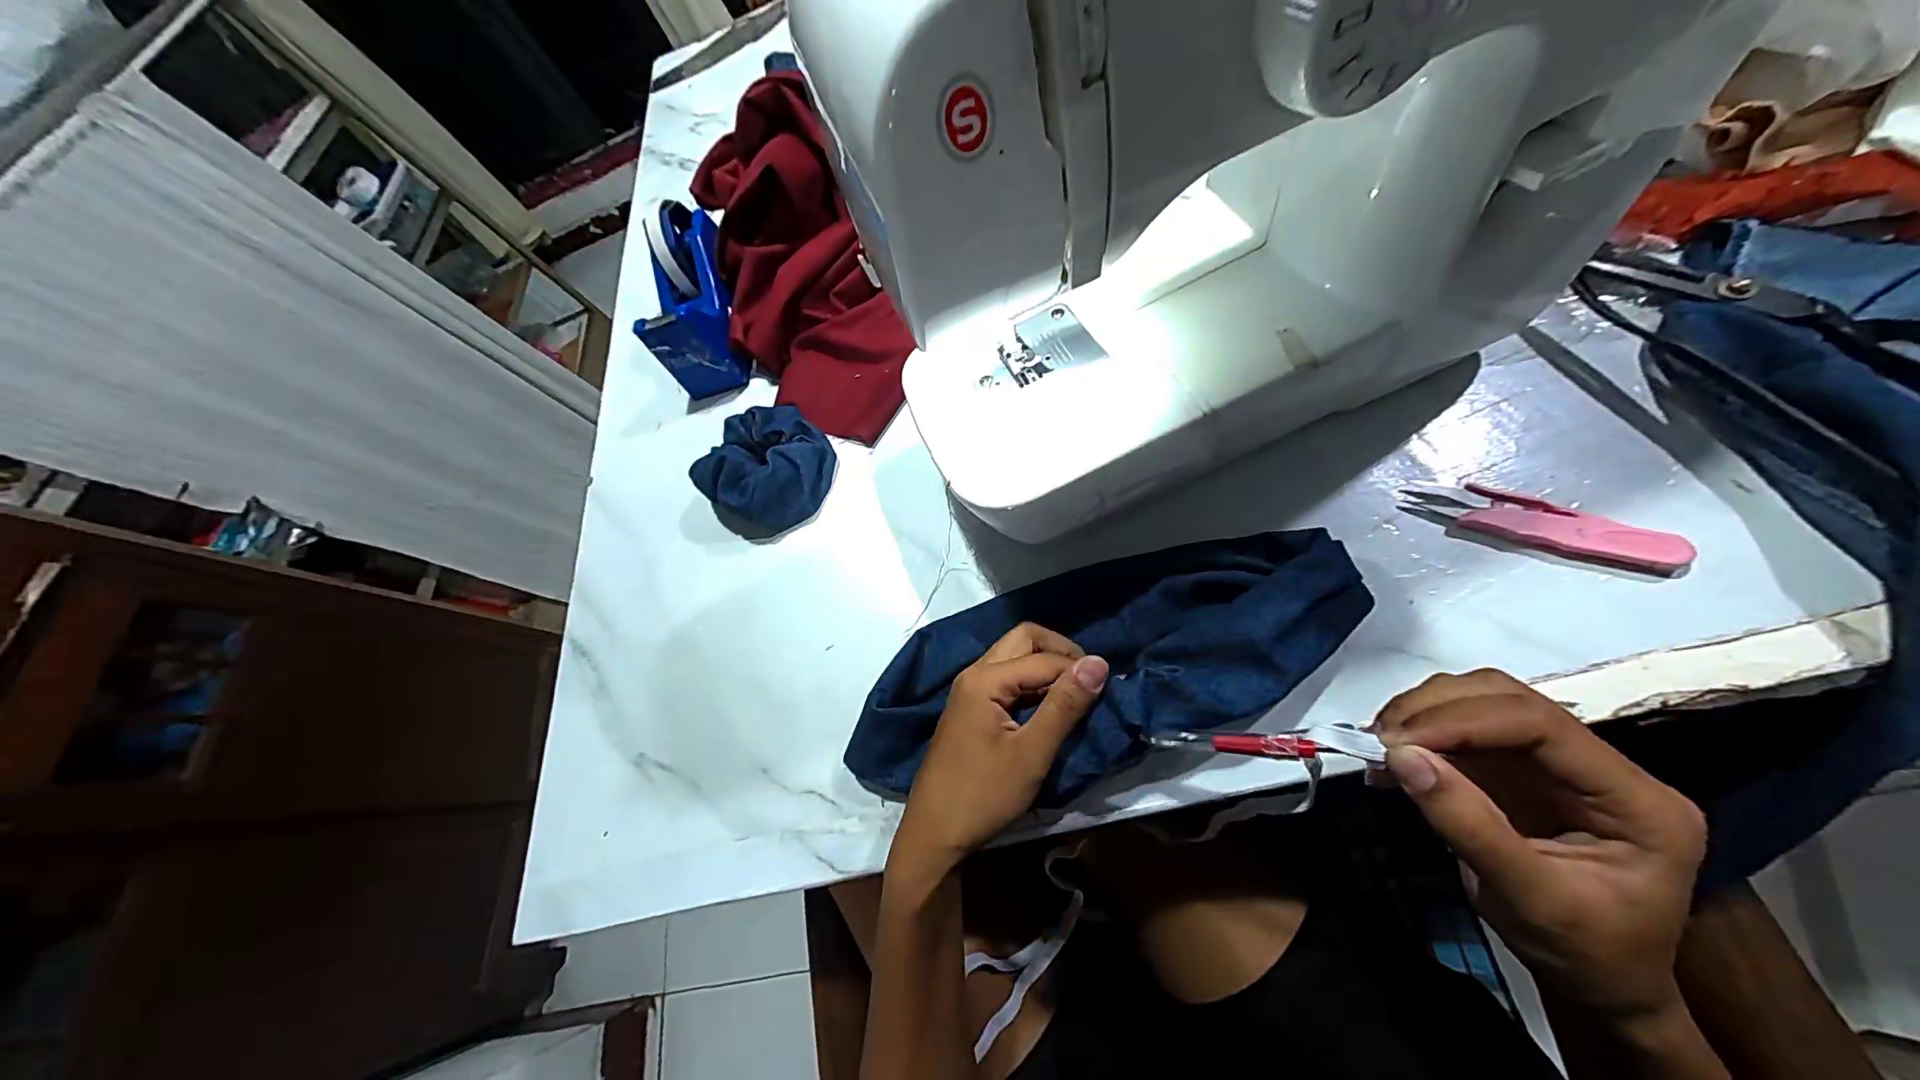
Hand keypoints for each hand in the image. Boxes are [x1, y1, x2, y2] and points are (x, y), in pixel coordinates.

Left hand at [890, 623, 1107, 879]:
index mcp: (984, 679)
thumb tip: (1098, 662)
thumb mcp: (1032, 752)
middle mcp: (974, 674)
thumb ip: (1064, 705)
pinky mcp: (970, 708)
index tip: (1109, 690)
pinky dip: (1031, 683)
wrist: (934, 833)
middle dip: (1060, 651)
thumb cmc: (984, 795)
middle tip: (1088, 680)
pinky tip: (1049, 707)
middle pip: (1023, 640)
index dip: (1078, 669)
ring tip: (1075, 695)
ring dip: (1045, 666)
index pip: (1044, 658)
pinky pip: (1005, 678)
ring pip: (1013, 657)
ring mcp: (969, 690)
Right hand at [1376, 670, 1706, 1021]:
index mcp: (1635, 799)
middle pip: (1510, 698)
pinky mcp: (1520, 767)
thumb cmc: (1582, 951)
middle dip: (1438, 709)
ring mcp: (1558, 762)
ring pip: (1483, 701)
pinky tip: (1392, 755)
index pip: (1543, 725)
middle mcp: (1601, 765)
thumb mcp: (1528, 898)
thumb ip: (1469, 825)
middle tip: (1383, 738)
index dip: (1465, 720)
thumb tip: (1401, 756)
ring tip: (1381, 743)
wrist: (1598, 984)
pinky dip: (1421, 733)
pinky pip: (1464, 728)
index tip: (1400, 740)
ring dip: (1425, 712)